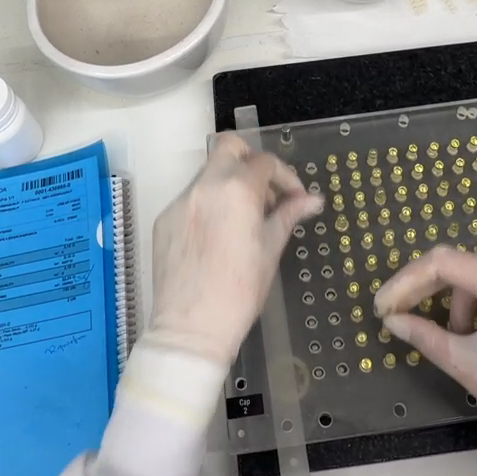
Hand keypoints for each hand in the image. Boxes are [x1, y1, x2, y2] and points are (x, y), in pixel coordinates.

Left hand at [146, 134, 323, 364]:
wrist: (191, 328)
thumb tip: (312, 200)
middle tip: (265, 190)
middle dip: (251, 160)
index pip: (265, 163)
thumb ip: (289, 216)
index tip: (294, 198)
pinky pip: (191, 198)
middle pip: (229, 147)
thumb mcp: (270, 250)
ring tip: (244, 217)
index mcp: (236, 190)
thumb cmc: (240, 292)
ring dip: (230, 183)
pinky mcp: (164, 219)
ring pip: (208, 172)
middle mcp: (205, 186)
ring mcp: (180, 201)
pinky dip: (209, 204)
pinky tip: (218, 234)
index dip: (285, 177)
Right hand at [373, 249, 476, 447]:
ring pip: (473, 276)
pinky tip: (473, 334)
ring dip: (452, 303)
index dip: (406, 282)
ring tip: (453, 340)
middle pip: (457, 264)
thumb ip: (426, 337)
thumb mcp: (469, 366)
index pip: (442, 264)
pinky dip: (474, 305)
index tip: (384, 307)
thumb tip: (393, 321)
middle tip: (397, 314)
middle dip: (423, 289)